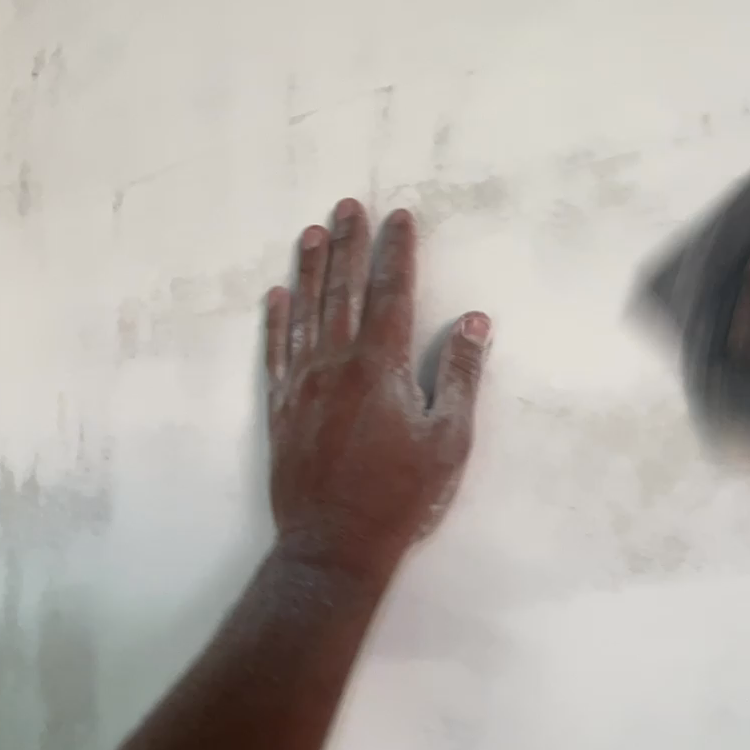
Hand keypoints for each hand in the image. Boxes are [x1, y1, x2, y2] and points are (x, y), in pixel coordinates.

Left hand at [263, 199, 489, 577]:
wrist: (334, 543)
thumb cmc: (401, 495)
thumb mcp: (448, 439)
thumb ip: (459, 375)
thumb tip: (473, 321)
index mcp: (381, 367)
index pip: (392, 294)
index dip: (396, 252)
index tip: (398, 218)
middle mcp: (337, 364)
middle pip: (344, 291)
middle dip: (349, 245)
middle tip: (349, 206)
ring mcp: (303, 384)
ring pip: (305, 312)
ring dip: (311, 269)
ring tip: (313, 232)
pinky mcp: (281, 407)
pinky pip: (275, 352)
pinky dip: (275, 320)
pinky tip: (276, 295)